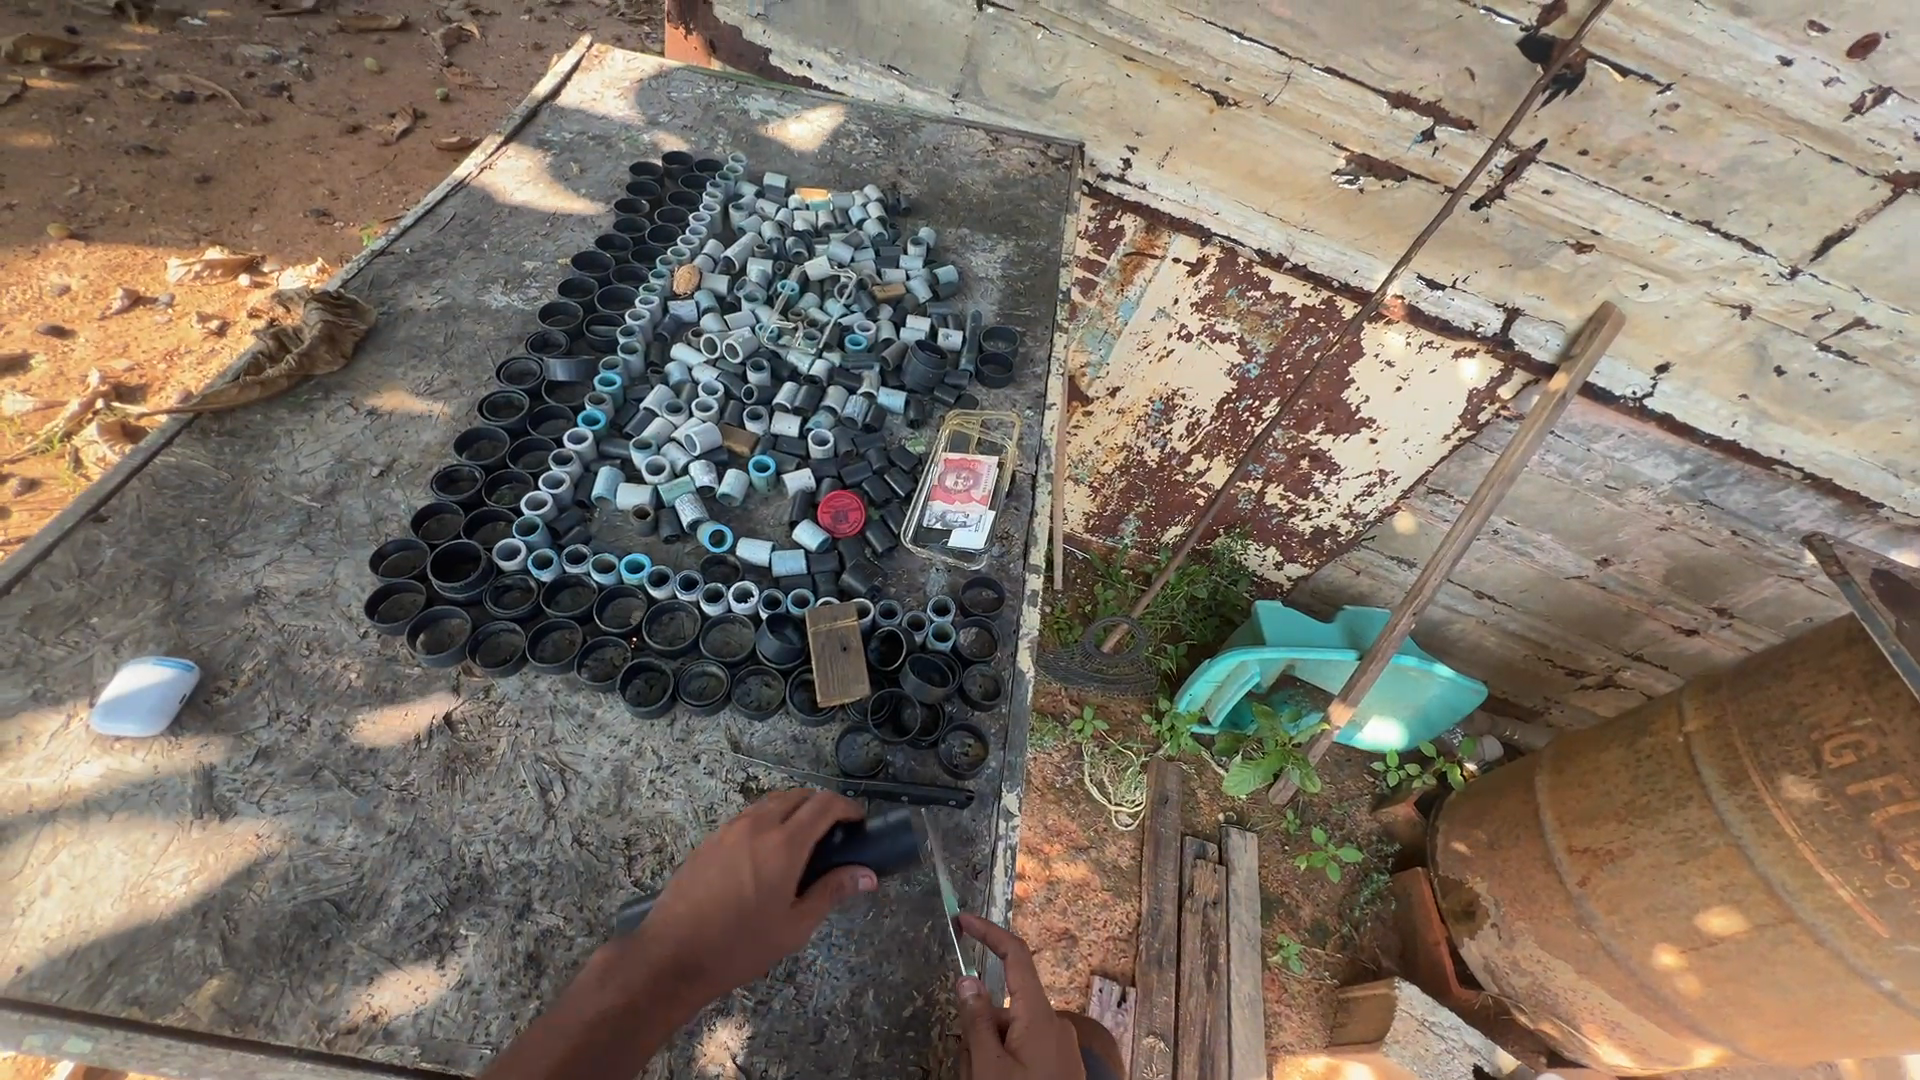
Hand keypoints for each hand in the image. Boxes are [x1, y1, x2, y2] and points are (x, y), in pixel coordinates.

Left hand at [630, 788, 875, 1005]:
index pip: (824, 804)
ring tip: (802, 838)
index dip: (847, 806)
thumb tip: (867, 876)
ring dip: (793, 808)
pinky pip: (748, 815)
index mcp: (784, 844)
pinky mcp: (710, 839)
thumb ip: (832, 893)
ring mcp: (730, 829)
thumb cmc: (739, 946)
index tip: (858, 820)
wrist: (671, 956)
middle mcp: (758, 825)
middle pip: (798, 794)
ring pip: (771, 801)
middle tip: (834, 831)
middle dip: (821, 804)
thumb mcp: (794, 927)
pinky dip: (768, 819)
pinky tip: (766, 850)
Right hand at [954, 915, 1085, 1079]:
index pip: (1016, 955)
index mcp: (1040, 1014)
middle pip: (1006, 1007)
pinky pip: (1027, 1050)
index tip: (963, 919)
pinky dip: (1007, 1062)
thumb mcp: (989, 1069)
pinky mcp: (1063, 1067)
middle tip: (968, 1066)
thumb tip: (968, 979)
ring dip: (991, 1050)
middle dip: (980, 1026)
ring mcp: (1062, 1046)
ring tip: (980, 1079)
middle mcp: (1055, 1023)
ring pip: (1013, 1032)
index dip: (989, 932)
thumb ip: (977, 1022)